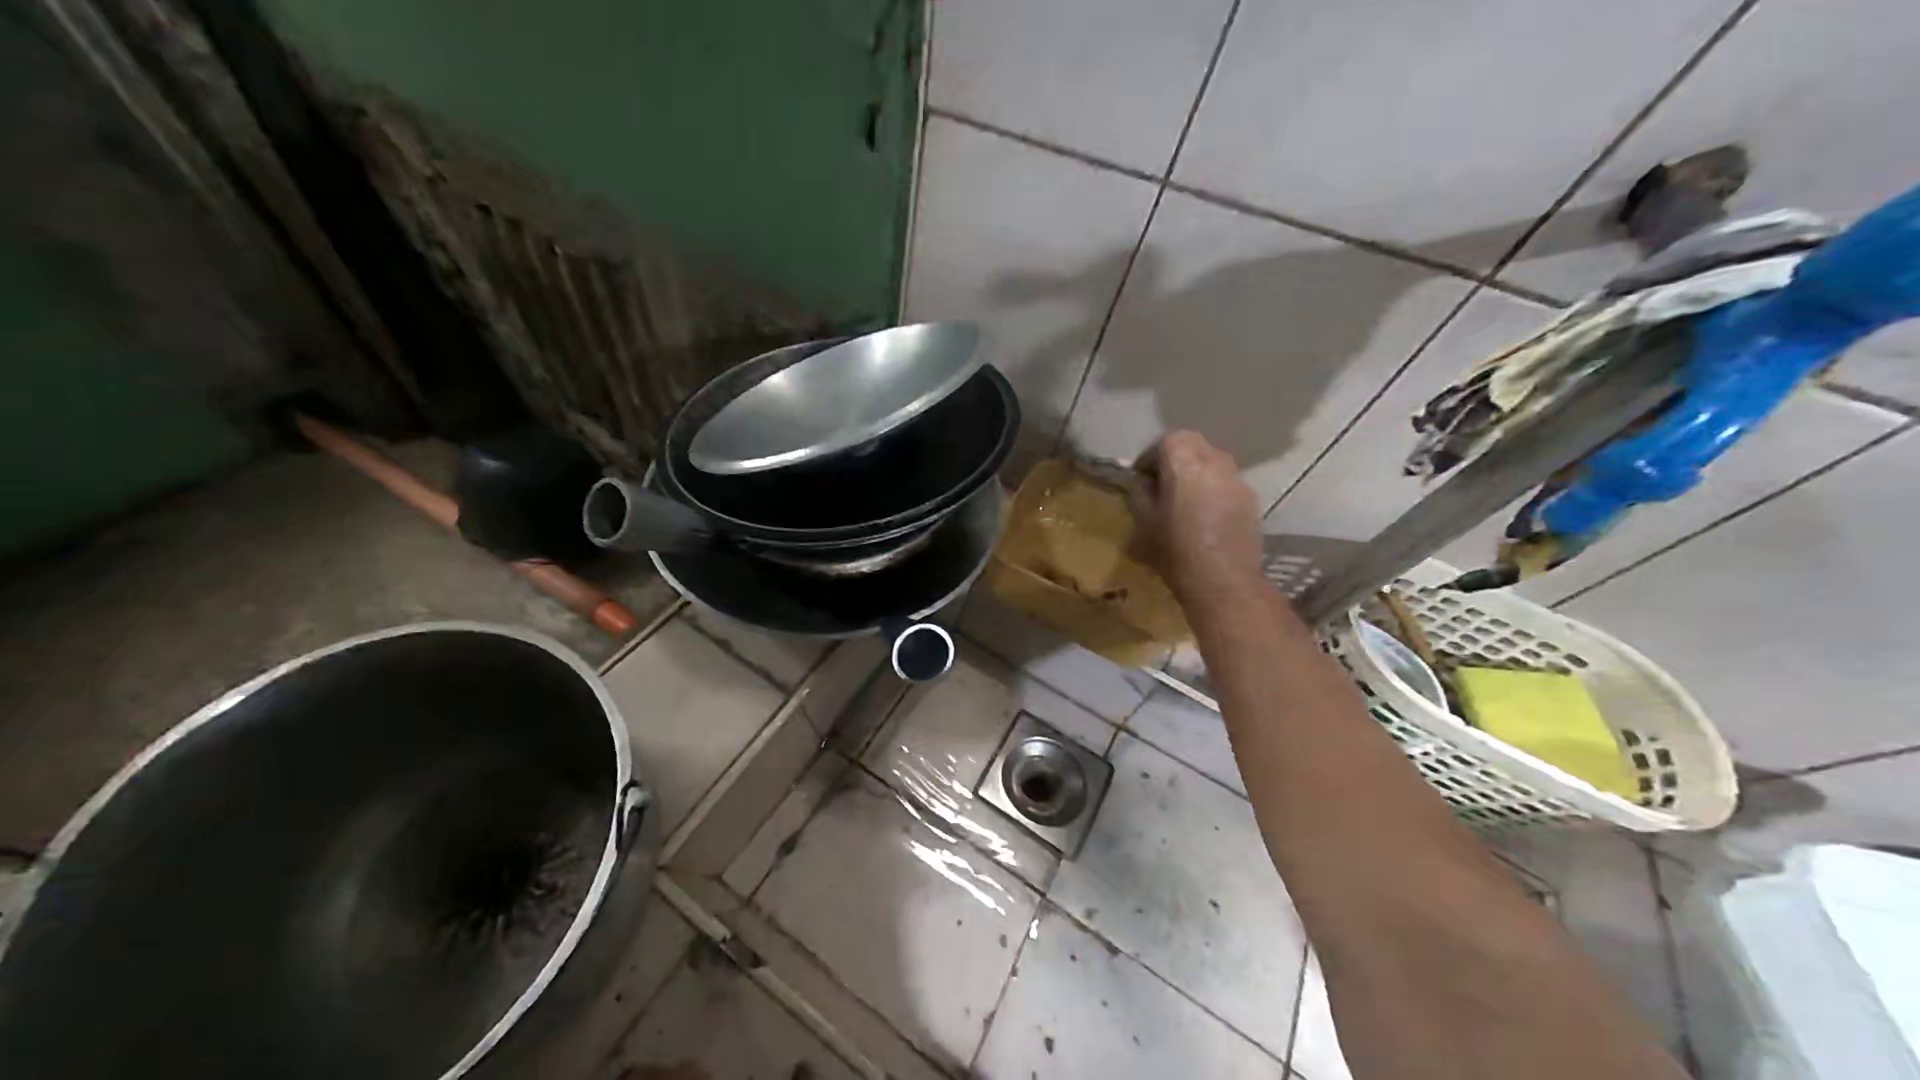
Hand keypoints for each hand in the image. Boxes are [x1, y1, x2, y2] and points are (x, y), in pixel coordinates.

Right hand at [1130, 431, 1264, 597]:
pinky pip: (1226, 485)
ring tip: (1184, 504)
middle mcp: (1215, 461)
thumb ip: (1140, 493)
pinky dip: (1213, 492)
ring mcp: (1237, 480)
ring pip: (1212, 465)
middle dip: (1175, 462)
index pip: (1167, 440)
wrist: (1223, 581)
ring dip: (1196, 476)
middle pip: (1193, 447)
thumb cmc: (1175, 550)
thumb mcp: (1142, 522)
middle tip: (1162, 487)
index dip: (1151, 457)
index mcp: (1185, 461)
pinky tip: (1204, 520)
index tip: (1141, 479)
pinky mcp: (1251, 500)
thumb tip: (1145, 483)